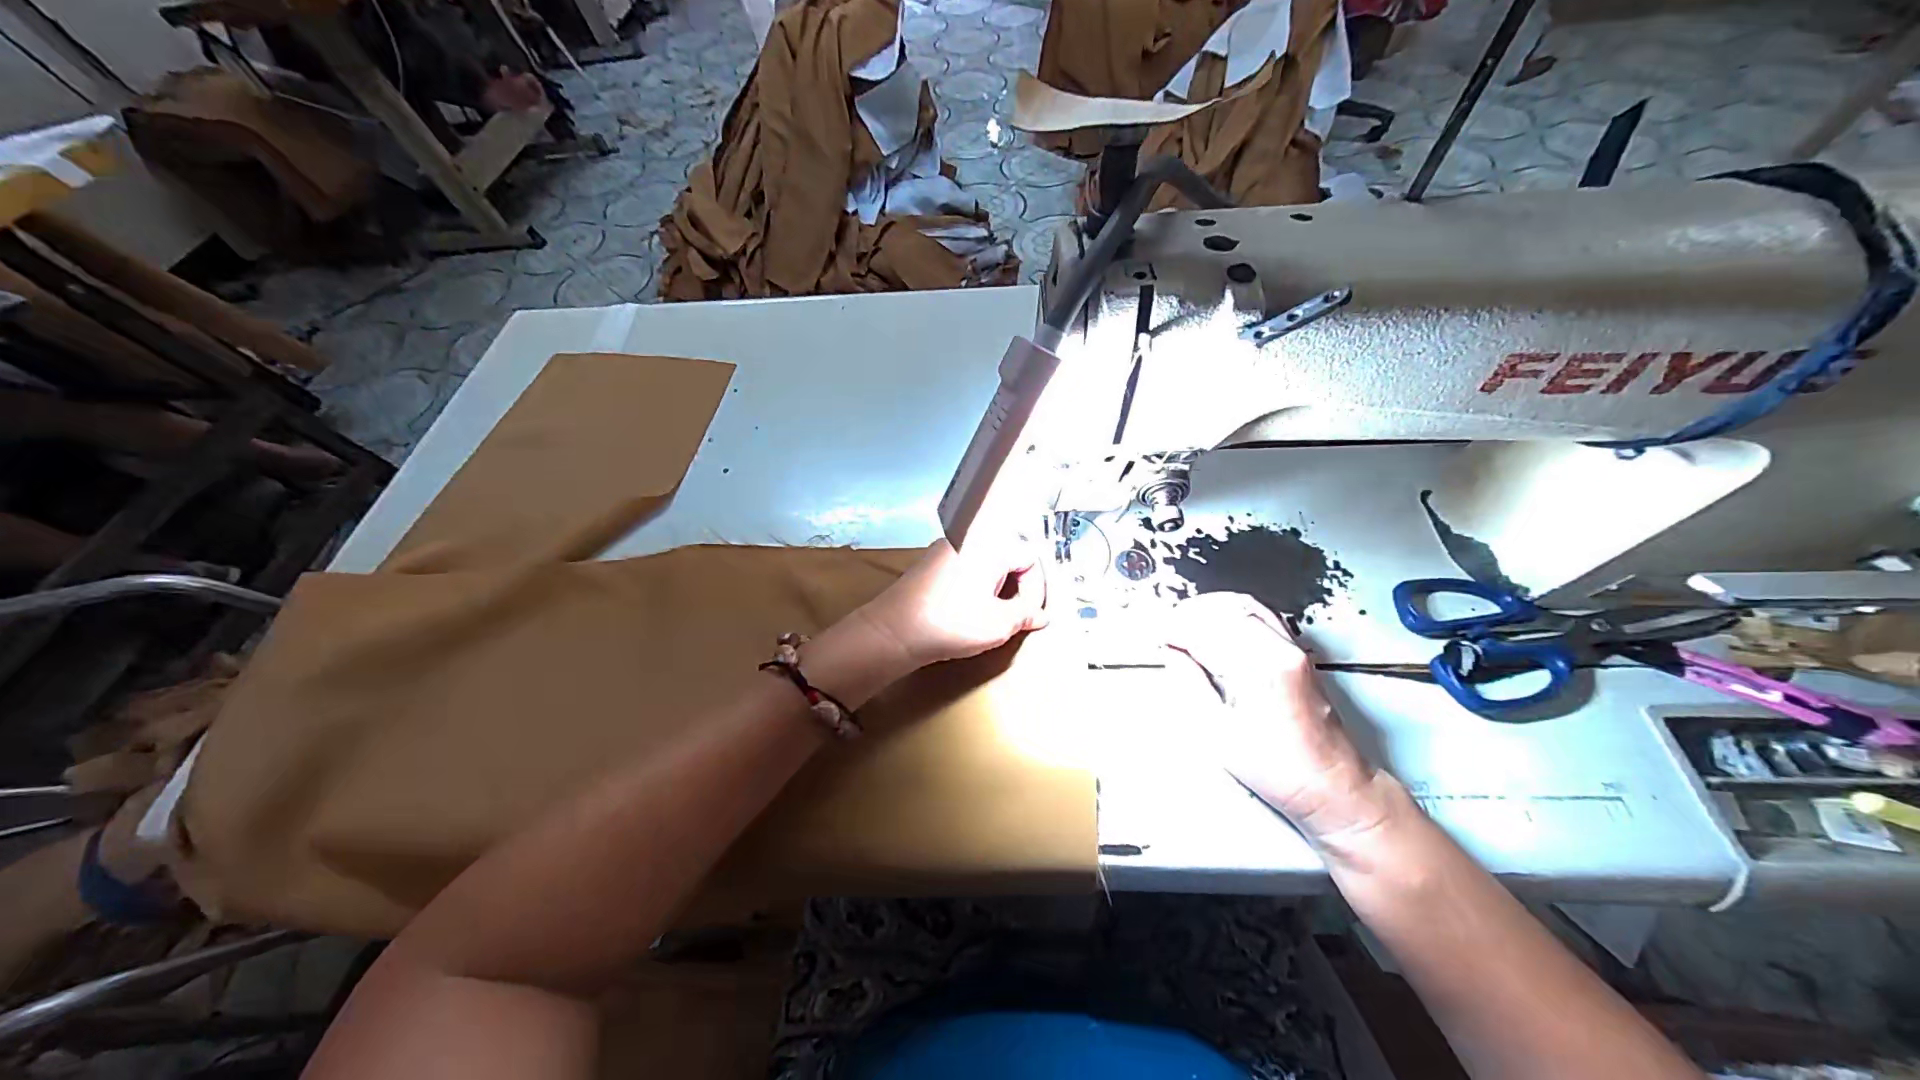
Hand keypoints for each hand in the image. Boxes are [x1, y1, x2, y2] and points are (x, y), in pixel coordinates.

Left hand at [853, 539, 1048, 669]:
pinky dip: (975, 586)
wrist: (893, 630)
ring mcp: (947, 547)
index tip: (1030, 614)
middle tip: (1015, 616)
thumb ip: (1025, 615)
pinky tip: (968, 611)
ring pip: (986, 562)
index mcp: (991, 544)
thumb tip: (1039, 614)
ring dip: (996, 587)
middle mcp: (970, 537)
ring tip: (992, 616)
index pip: (1030, 559)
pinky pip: (965, 567)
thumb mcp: (998, 624)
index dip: (1035, 589)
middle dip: (1017, 587)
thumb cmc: (949, 623)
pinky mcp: (931, 562)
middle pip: (1009, 556)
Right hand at [1164, 592, 1392, 845]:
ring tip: (1186, 623)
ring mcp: (1293, 649)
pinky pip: (1262, 615)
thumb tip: (1173, 656)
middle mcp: (1281, 650)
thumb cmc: (1282, 770)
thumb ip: (1190, 686)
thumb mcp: (1218, 734)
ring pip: (1245, 606)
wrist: (1333, 785)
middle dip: (1189, 615)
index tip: (1158, 637)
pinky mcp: (1299, 653)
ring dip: (1210, 609)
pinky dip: (1233, 612)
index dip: (1176, 631)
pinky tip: (1217, 624)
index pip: (1206, 631)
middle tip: (1166, 629)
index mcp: (1260, 669)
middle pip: (1225, 611)